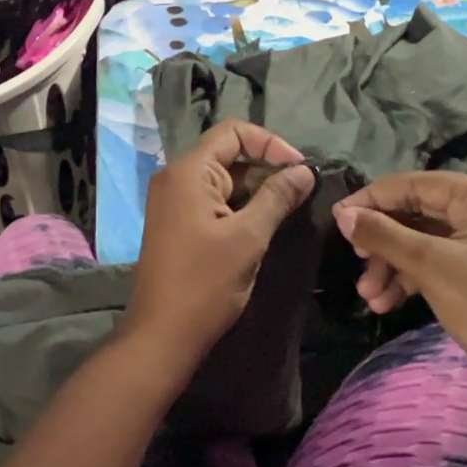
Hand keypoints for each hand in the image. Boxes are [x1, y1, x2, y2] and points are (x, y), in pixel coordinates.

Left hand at [124, 121, 314, 363]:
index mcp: (188, 171)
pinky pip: (212, 198)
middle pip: (227, 152)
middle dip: (266, 166)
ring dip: (255, 187)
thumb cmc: (205, 283)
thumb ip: (276, 198)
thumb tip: (304, 171)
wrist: (162, 334)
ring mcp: (173, 200)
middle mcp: (175, 177)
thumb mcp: (248, 237)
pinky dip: (239, 203)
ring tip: (288, 207)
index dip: (270, 143)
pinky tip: (263, 222)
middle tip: (300, 191)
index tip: (300, 169)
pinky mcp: (176, 221)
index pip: (233, 132)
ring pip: (222, 177)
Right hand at [332, 172, 466, 393]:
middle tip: (357, 263)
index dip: (373, 200)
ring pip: (428, 240)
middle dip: (384, 242)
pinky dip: (415, 277)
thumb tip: (342, 214)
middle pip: (421, 213)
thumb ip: (384, 235)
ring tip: (369, 296)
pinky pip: (443, 260)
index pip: (417, 184)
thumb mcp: (432, 268)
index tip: (337, 219)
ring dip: (395, 265)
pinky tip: (387, 302)